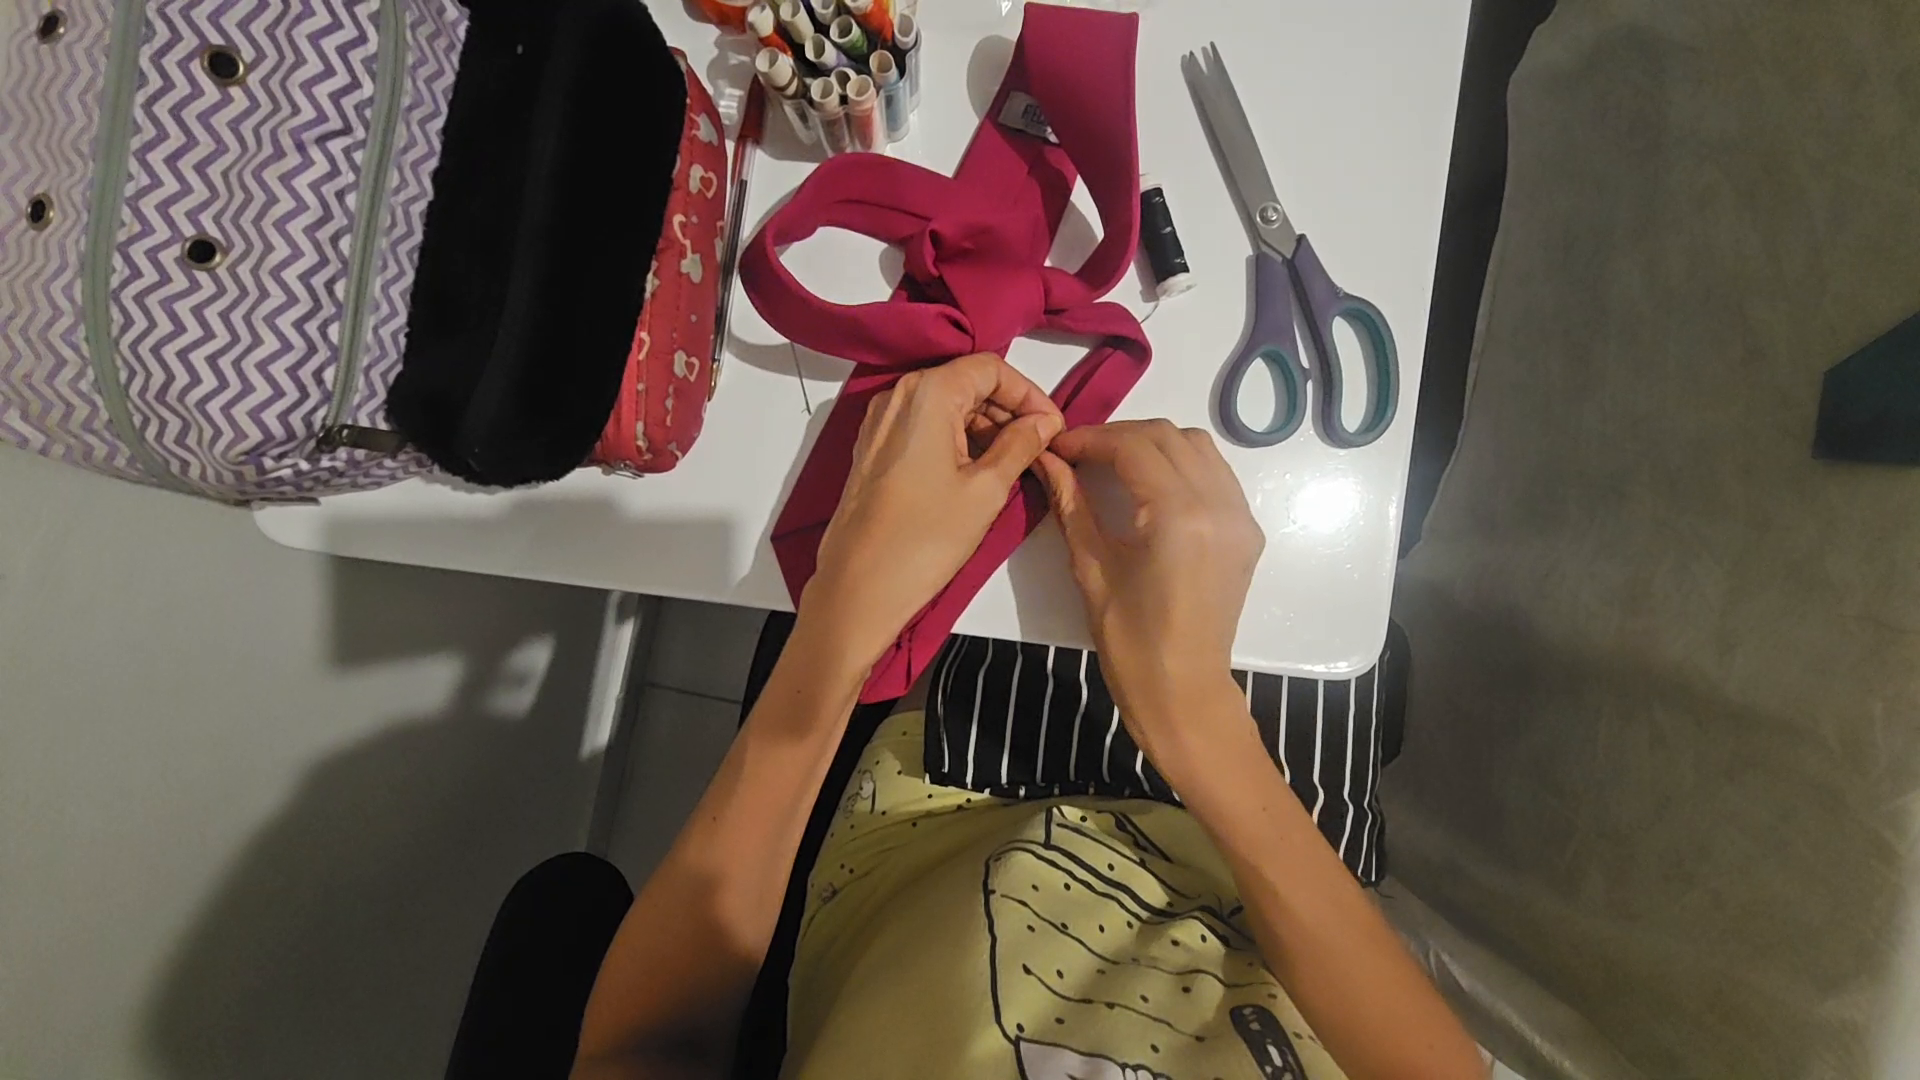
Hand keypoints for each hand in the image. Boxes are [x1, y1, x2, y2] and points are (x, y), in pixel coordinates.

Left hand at [801, 353, 1063, 669]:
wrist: (859, 586)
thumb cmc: (925, 538)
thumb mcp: (986, 489)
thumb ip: (1020, 445)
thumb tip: (1044, 422)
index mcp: (927, 393)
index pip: (991, 369)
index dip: (1029, 394)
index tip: (1053, 428)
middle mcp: (898, 396)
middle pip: (966, 383)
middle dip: (1008, 411)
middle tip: (1039, 448)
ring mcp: (880, 423)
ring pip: (945, 407)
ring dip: (984, 428)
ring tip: (1014, 465)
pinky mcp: (874, 450)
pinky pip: (923, 428)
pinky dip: (956, 440)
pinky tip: (977, 472)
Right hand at [1035, 420, 1264, 767]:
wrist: (1183, 689)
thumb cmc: (1129, 640)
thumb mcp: (1092, 568)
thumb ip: (1071, 505)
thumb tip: (1047, 460)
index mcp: (1179, 516)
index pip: (1134, 447)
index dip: (1091, 438)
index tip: (1059, 447)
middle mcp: (1220, 505)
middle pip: (1167, 436)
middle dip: (1118, 436)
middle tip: (1079, 454)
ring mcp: (1240, 517)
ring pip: (1197, 447)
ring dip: (1152, 444)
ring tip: (1112, 463)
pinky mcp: (1246, 531)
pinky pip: (1215, 474)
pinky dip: (1180, 464)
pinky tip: (1150, 485)